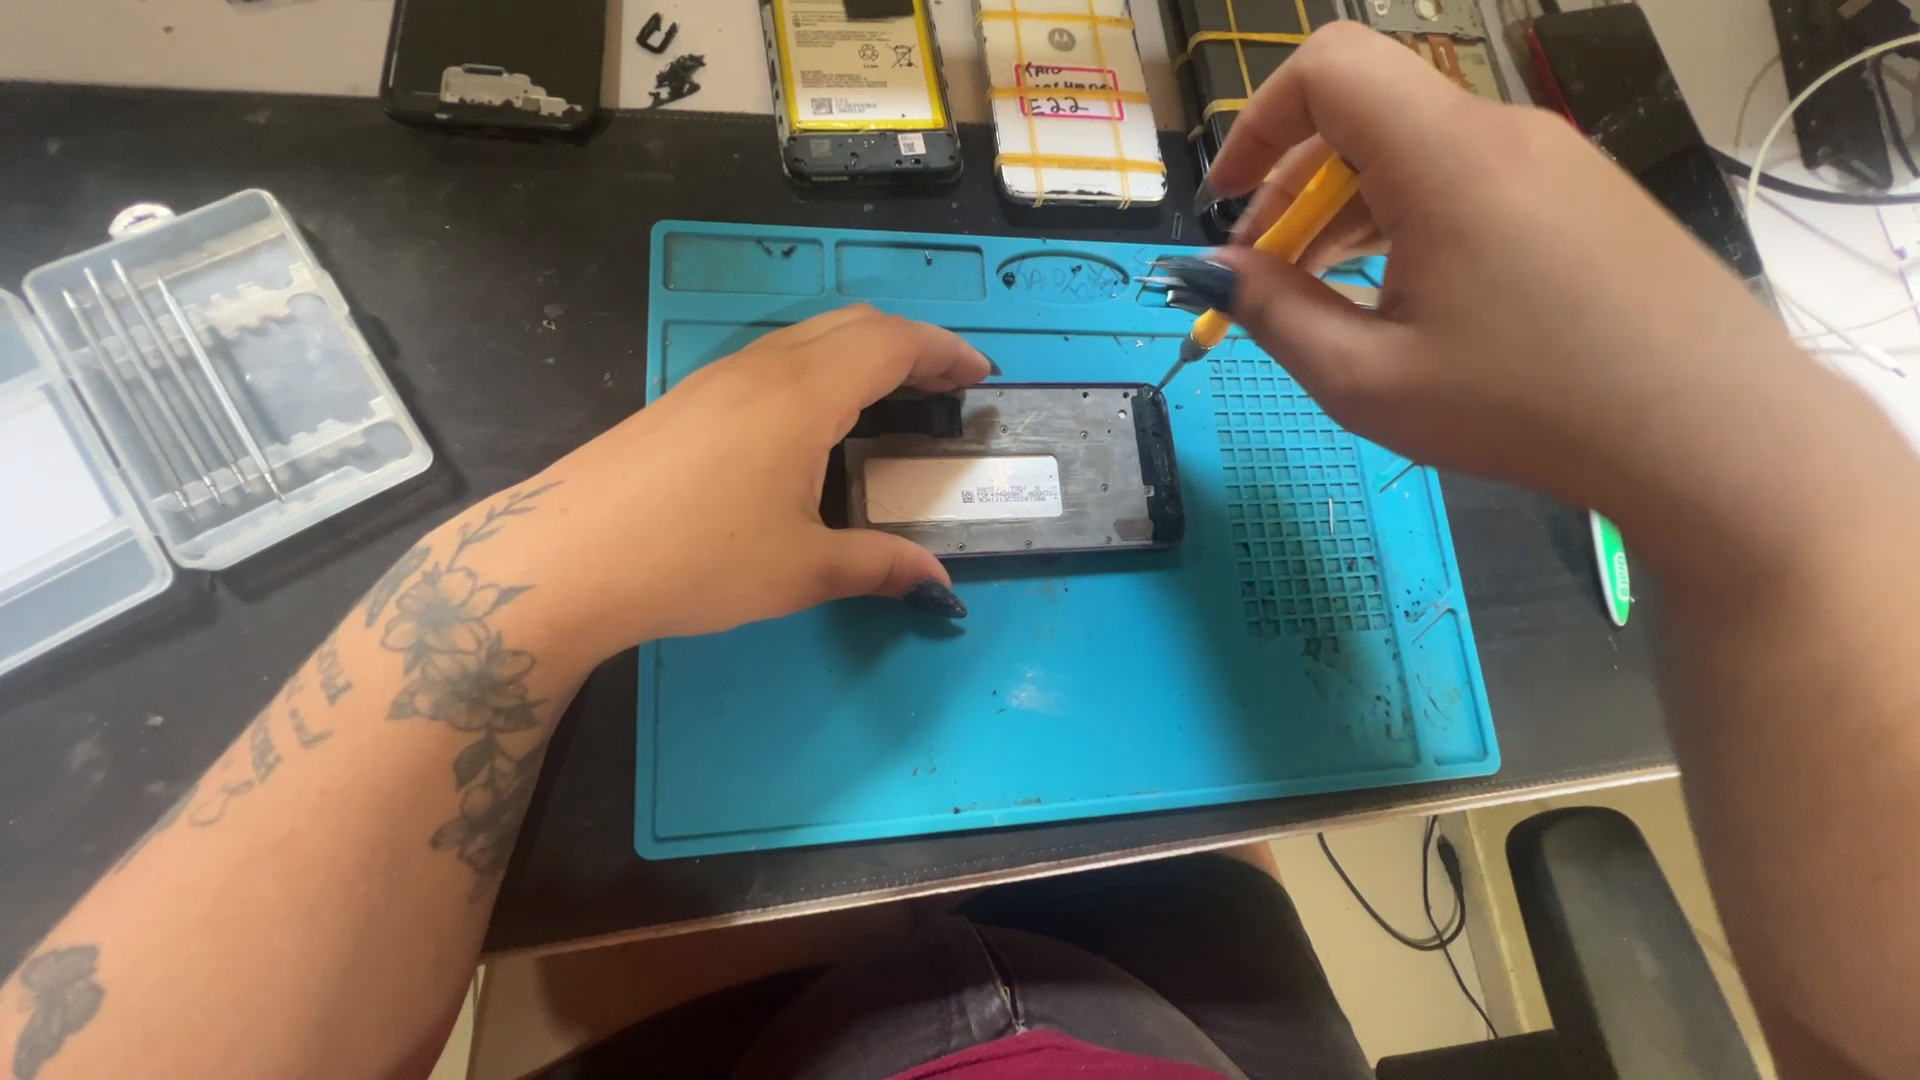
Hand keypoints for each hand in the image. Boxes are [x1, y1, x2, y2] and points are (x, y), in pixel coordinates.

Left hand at [522, 306, 989, 655]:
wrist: (565, 559)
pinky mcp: (689, 398)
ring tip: (893, 396)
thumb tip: (939, 588)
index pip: (891, 344)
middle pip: (854, 325)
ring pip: (810, 337)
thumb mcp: (801, 571)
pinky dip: (822, 369)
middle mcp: (762, 368)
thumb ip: (880, 567)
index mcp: (802, 396)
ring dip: (863, 352)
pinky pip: (775, 359)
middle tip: (946, 384)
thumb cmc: (694, 560)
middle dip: (912, 344)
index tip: (980, 374)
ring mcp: (718, 377)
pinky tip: (819, 419)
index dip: (944, 351)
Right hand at [1197, 24, 1845, 527]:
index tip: (1227, 202)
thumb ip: (1272, 313)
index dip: (1257, 123)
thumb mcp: (1362, 377)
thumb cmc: (1515, 407)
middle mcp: (1501, 134)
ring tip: (1317, 296)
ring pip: (1409, 154)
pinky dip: (1398, 222)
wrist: (1704, 433)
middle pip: (1364, 118)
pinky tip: (1390, 294)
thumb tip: (1216, 272)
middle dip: (1289, 191)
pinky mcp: (1575, 194)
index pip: (1330, 68)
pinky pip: (1459, 181)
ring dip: (1340, 213)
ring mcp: (1549, 159)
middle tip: (1262, 279)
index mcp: (1446, 159)